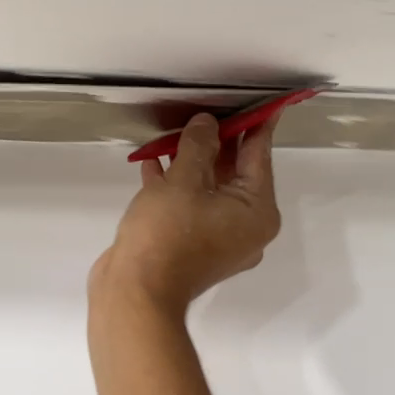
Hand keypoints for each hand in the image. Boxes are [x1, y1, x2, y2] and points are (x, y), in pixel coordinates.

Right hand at [91, 111, 282, 312]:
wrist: (135, 294)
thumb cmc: (166, 234)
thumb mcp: (183, 181)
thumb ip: (198, 146)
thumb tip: (207, 124)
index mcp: (256, 211)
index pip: (259, 155)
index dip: (255, 124)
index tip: (258, 100)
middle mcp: (245, 227)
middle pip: (235, 173)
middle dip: (215, 142)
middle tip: (204, 110)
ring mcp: (218, 240)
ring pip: (208, 189)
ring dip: (190, 163)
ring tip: (173, 134)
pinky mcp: (190, 248)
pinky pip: (189, 207)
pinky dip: (174, 186)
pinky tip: (153, 165)